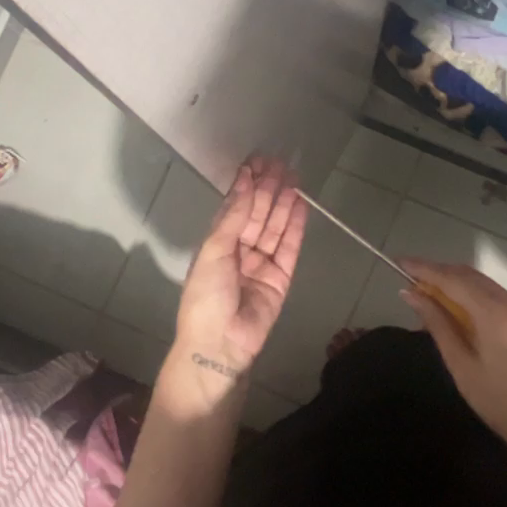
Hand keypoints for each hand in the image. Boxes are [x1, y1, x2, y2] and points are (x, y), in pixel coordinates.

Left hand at [174, 157, 307, 380]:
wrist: (219, 343)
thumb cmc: (206, 297)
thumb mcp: (212, 252)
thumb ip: (233, 218)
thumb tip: (246, 185)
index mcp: (216, 245)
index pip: (234, 209)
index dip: (245, 186)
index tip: (256, 162)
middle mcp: (239, 252)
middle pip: (256, 215)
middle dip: (267, 189)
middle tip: (279, 164)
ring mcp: (260, 265)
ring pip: (274, 228)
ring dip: (282, 203)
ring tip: (293, 177)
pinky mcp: (280, 279)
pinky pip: (289, 248)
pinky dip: (295, 227)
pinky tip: (300, 205)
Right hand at [399, 259, 506, 455]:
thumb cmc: (498, 402)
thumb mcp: (461, 364)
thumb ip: (437, 324)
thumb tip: (411, 294)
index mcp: (497, 314)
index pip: (454, 280)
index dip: (425, 269)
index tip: (400, 262)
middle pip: (471, 276)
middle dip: (440, 272)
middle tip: (411, 277)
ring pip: (487, 285)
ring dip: (458, 284)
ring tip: (431, 293)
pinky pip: (501, 298)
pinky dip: (477, 296)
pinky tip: (462, 309)